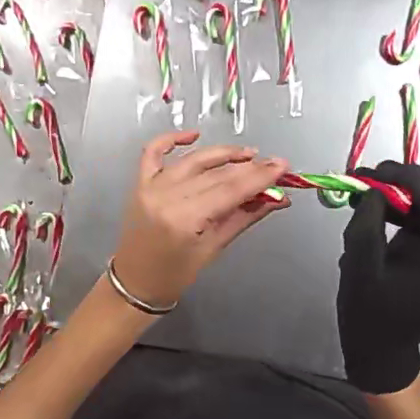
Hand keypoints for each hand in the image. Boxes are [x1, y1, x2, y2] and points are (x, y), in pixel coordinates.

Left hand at [110, 131, 288, 306]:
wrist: (136, 283)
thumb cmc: (175, 274)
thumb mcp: (214, 249)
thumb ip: (245, 217)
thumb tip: (277, 198)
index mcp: (185, 220)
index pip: (230, 190)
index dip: (260, 177)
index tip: (283, 167)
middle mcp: (166, 198)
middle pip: (216, 175)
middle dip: (249, 167)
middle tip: (273, 163)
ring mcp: (151, 188)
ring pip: (193, 161)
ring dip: (222, 154)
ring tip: (247, 153)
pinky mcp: (140, 183)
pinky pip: (154, 152)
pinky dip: (172, 139)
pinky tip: (194, 135)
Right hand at [337, 161, 419, 393]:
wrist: (375, 357)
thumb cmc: (369, 320)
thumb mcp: (361, 271)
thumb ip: (367, 228)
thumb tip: (373, 192)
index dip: (416, 184)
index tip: (383, 169)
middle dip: (406, 188)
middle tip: (371, 174)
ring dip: (399, 200)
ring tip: (366, 188)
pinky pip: (418, 232)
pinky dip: (397, 218)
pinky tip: (373, 211)